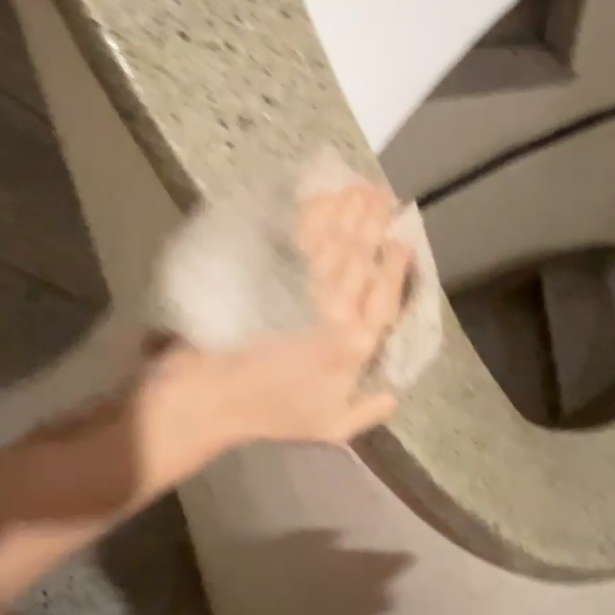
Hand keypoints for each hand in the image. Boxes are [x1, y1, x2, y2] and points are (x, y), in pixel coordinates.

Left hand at [140, 182, 412, 447]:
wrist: (213, 394)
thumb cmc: (270, 411)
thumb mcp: (328, 426)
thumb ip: (368, 411)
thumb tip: (394, 393)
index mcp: (355, 345)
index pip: (386, 293)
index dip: (396, 263)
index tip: (402, 239)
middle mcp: (335, 310)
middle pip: (362, 255)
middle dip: (375, 221)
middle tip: (384, 196)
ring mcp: (301, 287)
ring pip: (335, 238)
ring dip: (350, 209)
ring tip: (361, 188)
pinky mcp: (270, 272)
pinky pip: (298, 234)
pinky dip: (314, 212)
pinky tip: (323, 198)